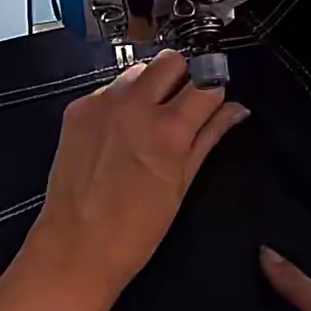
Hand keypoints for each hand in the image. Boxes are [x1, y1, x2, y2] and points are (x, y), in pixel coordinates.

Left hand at [28, 50, 249, 291]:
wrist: (73, 251)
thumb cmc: (136, 229)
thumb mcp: (183, 184)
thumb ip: (210, 136)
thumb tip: (237, 109)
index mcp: (169, 129)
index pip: (206, 83)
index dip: (212, 92)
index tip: (210, 101)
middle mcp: (136, 105)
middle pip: (172, 60)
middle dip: (180, 77)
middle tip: (176, 107)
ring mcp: (104, 103)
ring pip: (140, 70)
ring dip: (149, 87)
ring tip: (143, 121)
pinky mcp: (78, 107)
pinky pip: (109, 88)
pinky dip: (119, 102)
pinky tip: (116, 133)